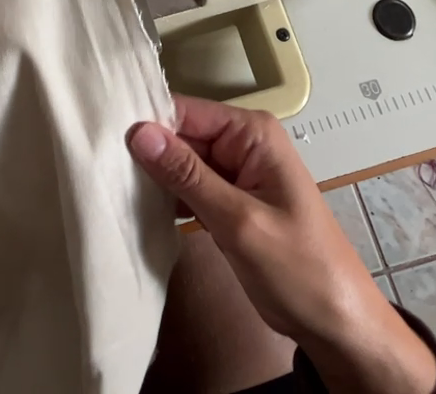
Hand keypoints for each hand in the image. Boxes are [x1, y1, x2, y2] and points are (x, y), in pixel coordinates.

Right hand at [127, 96, 435, 393]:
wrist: (337, 325)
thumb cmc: (299, 268)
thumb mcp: (239, 221)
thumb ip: (187, 175)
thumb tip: (137, 131)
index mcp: (251, 133)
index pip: (186, 111)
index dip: (147, 122)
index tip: (102, 137)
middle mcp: (241, 143)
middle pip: (179, 134)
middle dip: (145, 151)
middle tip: (99, 168)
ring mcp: (234, 173)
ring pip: (179, 162)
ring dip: (152, 177)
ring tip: (109, 186)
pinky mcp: (227, 202)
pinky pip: (187, 187)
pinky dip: (166, 199)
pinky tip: (137, 209)